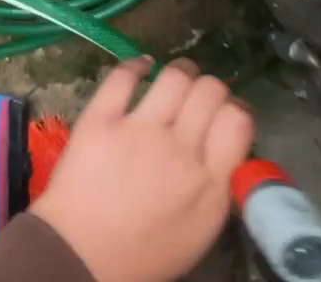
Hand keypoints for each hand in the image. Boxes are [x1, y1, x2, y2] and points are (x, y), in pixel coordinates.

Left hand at [29, 58, 253, 281]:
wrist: (83, 251)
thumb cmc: (144, 254)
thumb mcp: (200, 229)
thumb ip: (215, 186)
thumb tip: (220, 150)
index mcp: (210, 183)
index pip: (237, 121)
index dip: (235, 108)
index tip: (227, 110)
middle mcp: (180, 148)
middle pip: (208, 92)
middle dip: (210, 86)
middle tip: (202, 91)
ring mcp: (139, 129)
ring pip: (173, 78)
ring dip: (181, 69)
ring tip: (180, 72)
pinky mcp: (101, 117)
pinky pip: (122, 77)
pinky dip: (135, 65)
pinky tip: (140, 65)